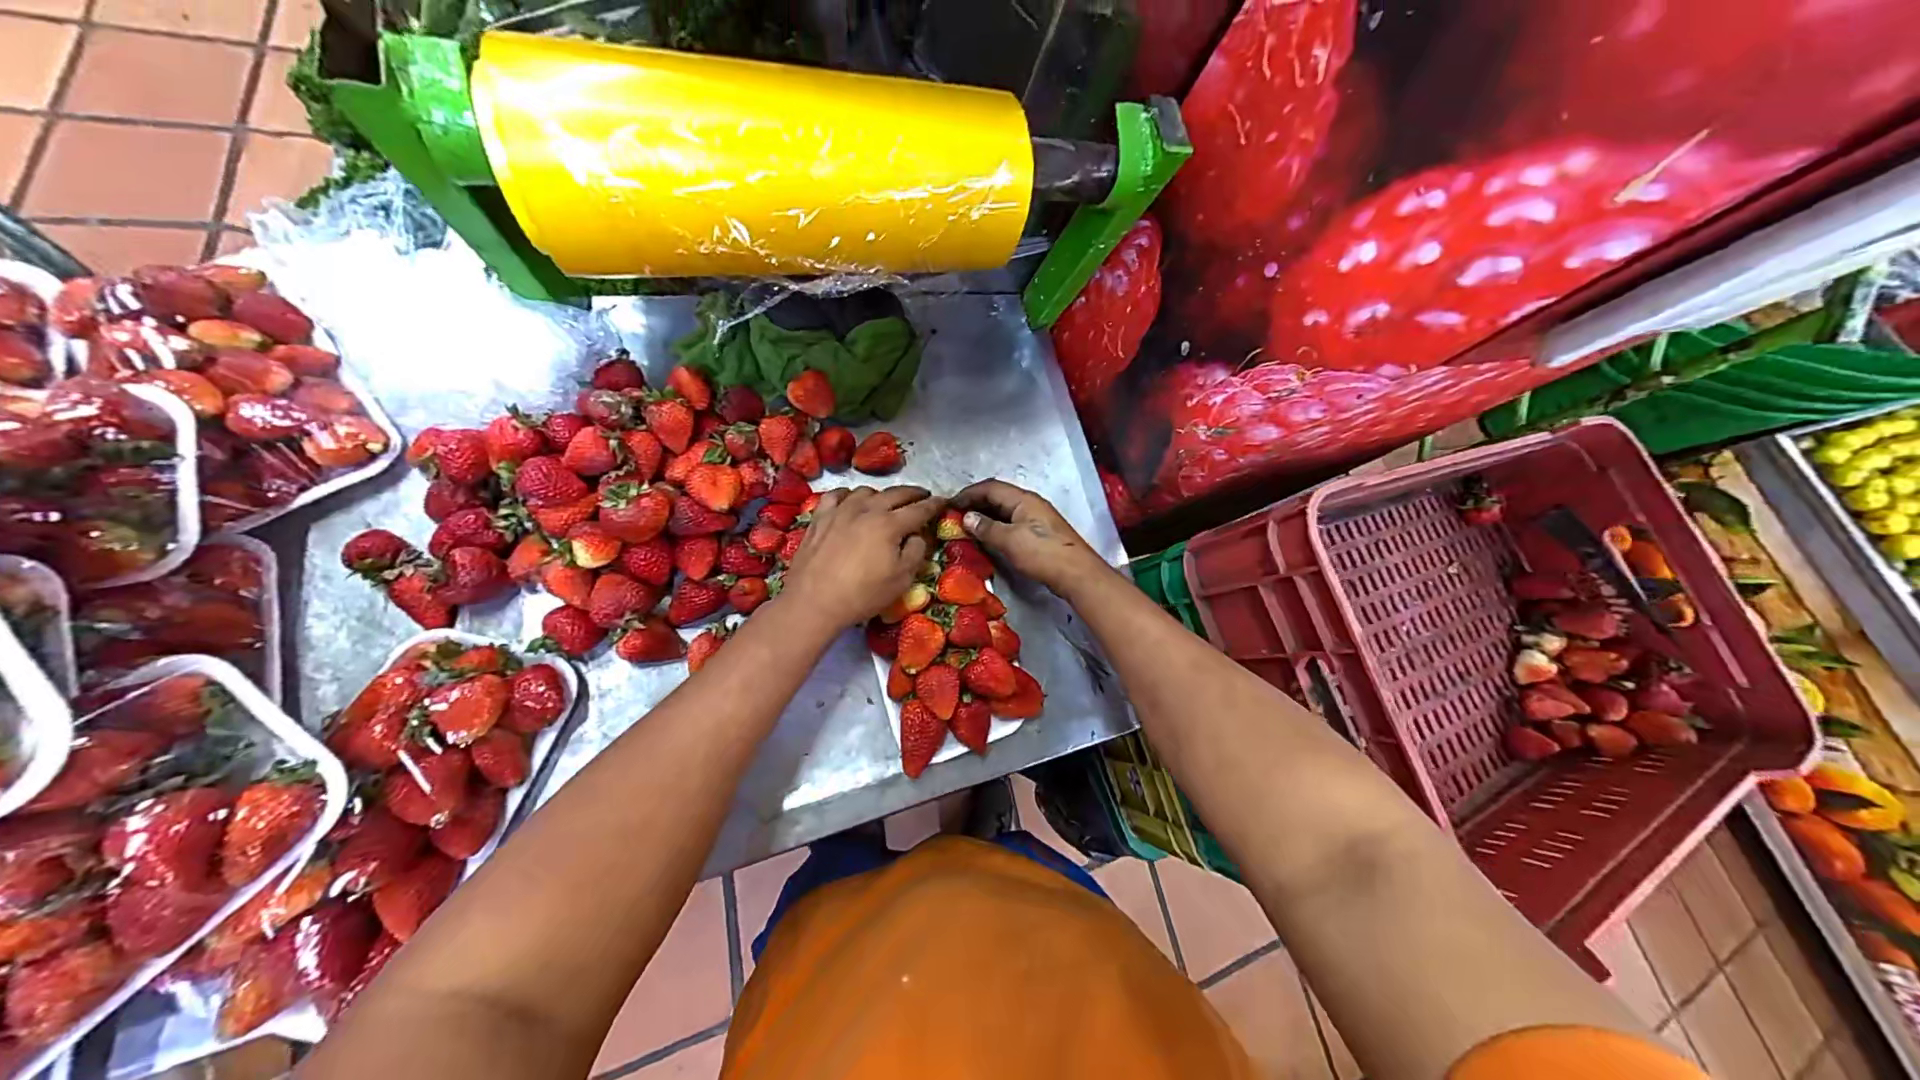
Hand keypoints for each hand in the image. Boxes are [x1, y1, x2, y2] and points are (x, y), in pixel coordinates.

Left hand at [781, 486, 945, 627]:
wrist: (814, 602)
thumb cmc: (863, 594)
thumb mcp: (901, 579)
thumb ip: (916, 552)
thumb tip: (918, 536)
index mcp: (890, 524)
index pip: (920, 509)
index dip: (935, 505)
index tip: (944, 501)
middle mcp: (866, 510)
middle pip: (895, 494)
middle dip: (913, 493)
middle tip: (923, 495)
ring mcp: (840, 511)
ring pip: (866, 491)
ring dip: (882, 494)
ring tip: (887, 502)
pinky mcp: (819, 518)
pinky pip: (836, 496)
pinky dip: (849, 495)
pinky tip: (851, 501)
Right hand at [951, 480, 1112, 599]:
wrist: (1076, 573)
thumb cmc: (1043, 553)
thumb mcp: (1009, 540)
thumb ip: (986, 528)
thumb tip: (967, 518)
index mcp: (1023, 499)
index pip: (989, 487)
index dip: (968, 493)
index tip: (950, 504)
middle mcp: (1030, 504)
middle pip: (997, 496)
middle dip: (975, 503)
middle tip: (955, 515)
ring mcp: (1036, 519)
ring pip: (1004, 511)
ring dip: (985, 516)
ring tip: (966, 526)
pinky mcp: (1039, 534)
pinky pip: (1011, 523)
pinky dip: (996, 527)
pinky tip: (987, 538)